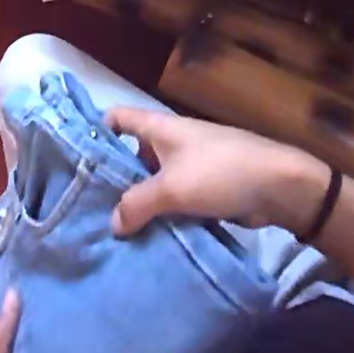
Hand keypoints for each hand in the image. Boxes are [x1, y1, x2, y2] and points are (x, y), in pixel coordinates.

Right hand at [104, 107, 329, 236]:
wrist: (278, 185)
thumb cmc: (219, 172)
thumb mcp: (172, 188)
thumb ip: (138, 204)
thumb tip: (113, 223)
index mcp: (158, 126)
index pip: (117, 117)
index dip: (95, 130)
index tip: (76, 156)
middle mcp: (168, 140)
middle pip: (131, 152)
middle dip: (114, 176)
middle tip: (88, 205)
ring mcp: (186, 163)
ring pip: (151, 178)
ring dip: (138, 200)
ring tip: (113, 227)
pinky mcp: (202, 186)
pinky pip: (171, 197)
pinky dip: (160, 212)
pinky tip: (146, 235)